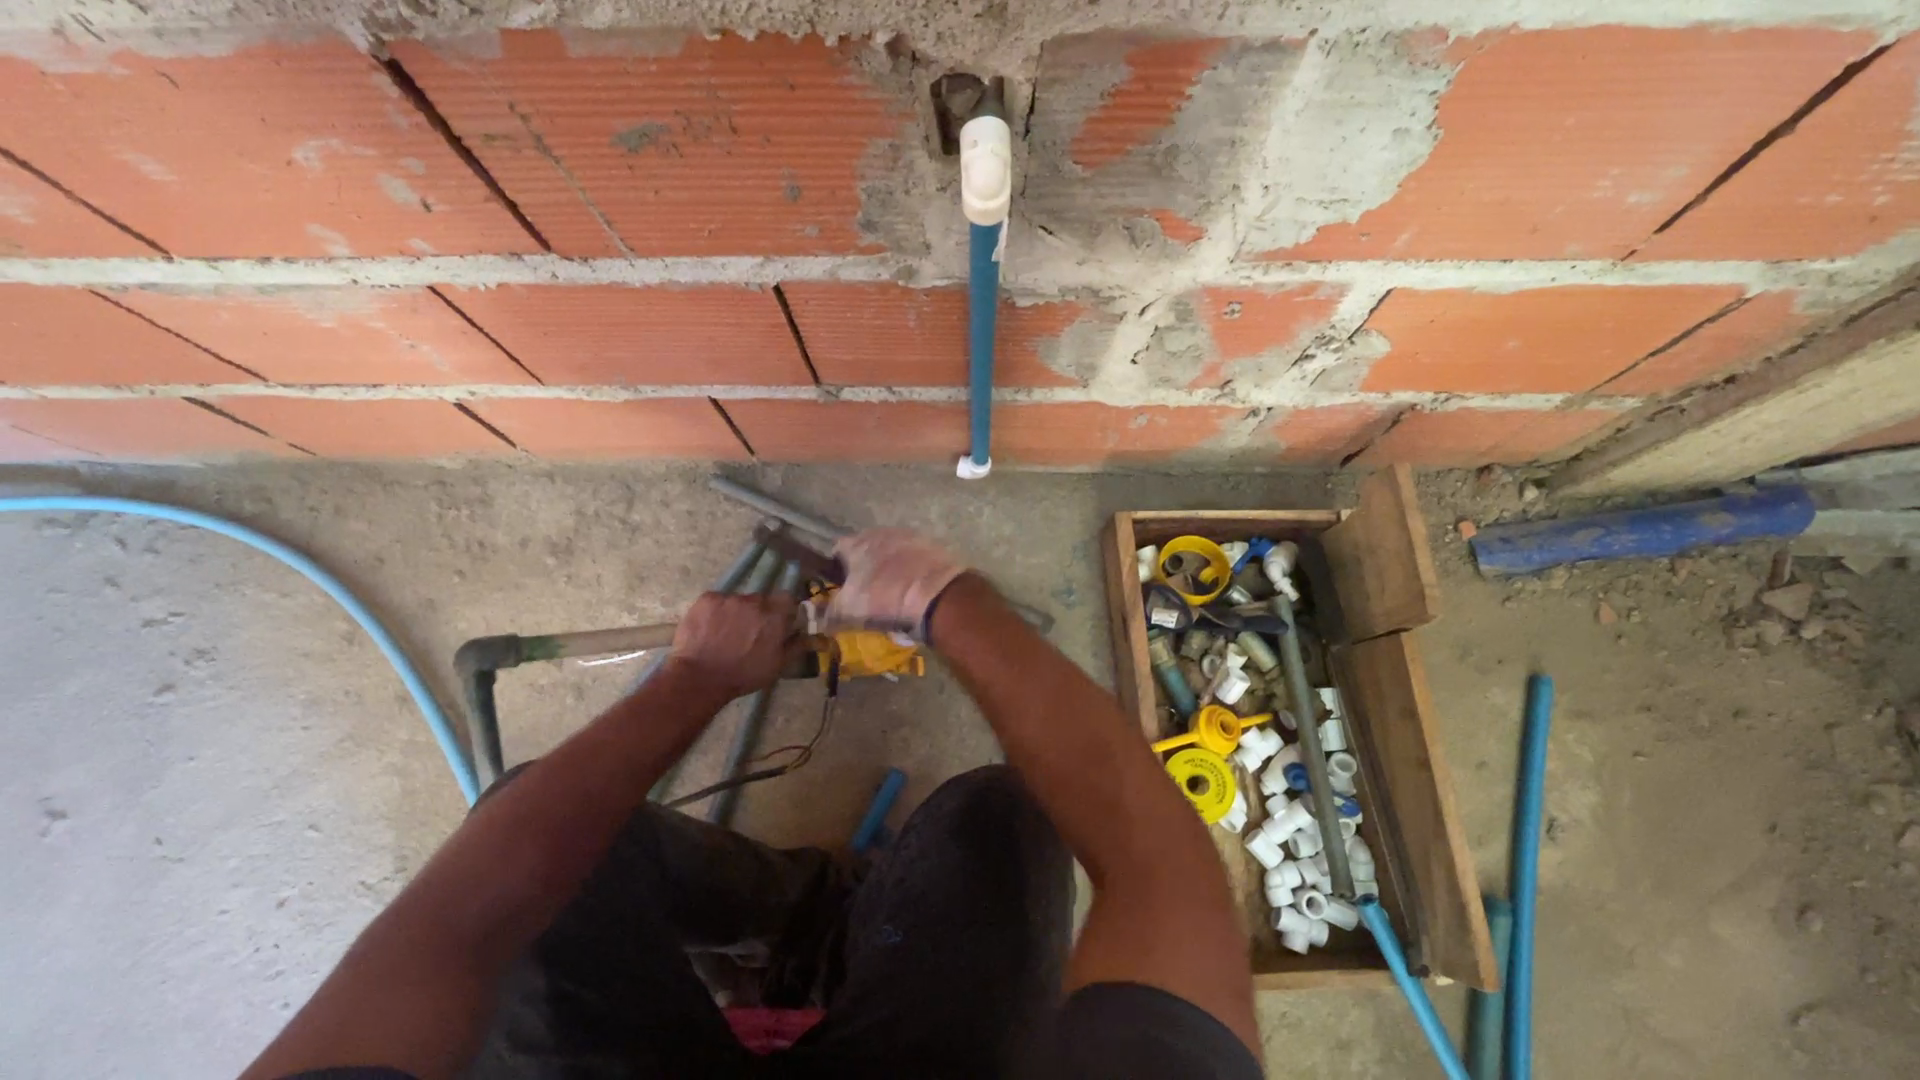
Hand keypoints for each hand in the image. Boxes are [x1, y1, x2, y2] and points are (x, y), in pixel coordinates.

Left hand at [665, 590, 798, 700]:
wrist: (700, 677)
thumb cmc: (743, 675)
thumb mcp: (777, 666)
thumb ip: (797, 646)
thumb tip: (816, 637)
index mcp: (775, 616)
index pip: (787, 599)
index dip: (783, 610)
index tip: (777, 623)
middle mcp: (754, 601)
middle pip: (761, 600)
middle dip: (758, 613)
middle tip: (749, 633)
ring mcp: (729, 598)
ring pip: (738, 601)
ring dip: (737, 612)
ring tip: (726, 634)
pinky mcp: (707, 599)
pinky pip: (717, 601)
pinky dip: (716, 612)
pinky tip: (710, 629)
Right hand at [828, 528, 967, 641]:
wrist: (936, 596)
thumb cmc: (883, 600)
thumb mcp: (848, 612)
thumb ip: (827, 614)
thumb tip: (816, 619)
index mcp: (857, 543)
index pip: (837, 550)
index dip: (836, 569)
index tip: (841, 589)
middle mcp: (882, 533)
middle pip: (867, 550)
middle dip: (865, 569)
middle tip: (868, 595)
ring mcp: (911, 538)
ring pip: (893, 554)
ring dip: (891, 569)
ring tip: (895, 595)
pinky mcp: (934, 548)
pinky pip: (916, 560)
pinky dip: (913, 573)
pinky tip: (916, 592)